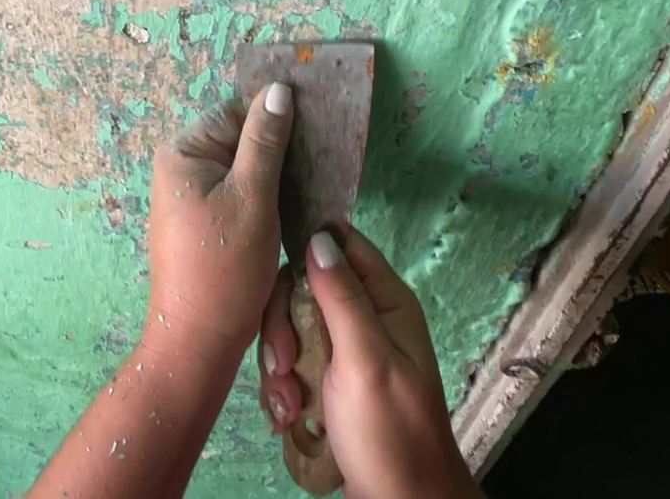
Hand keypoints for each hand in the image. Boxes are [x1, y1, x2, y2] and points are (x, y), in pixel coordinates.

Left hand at [144, 84, 293, 367]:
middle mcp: (181, 166)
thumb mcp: (252, 197)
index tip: (315, 132)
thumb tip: (278, 89)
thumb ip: (265, 141)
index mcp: (183, 152)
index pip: (235, 113)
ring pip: (244, 167)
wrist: (200, 341)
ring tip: (310, 186)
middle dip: (277, 150)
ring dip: (275, 175)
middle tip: (319, 163)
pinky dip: (266, 196)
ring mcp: (191, 194)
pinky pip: (240, 192)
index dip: (274, 120)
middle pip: (239, 138)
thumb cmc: (225, 268)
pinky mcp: (206, 219)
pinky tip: (293, 204)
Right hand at [258, 224, 476, 498]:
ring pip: (291, 326)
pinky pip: (290, 362)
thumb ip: (341, 297)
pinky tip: (287, 416)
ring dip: (280, 365)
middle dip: (284, 326)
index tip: (281, 281)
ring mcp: (344, 349)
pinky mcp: (326, 378)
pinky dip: (283, 388)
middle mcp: (364, 317)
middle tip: (284, 362)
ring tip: (289, 403)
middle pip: (304, 288)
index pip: (342, 245)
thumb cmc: (390, 432)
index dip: (308, 251)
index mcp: (385, 301)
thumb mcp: (365, 359)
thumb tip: (319, 237)